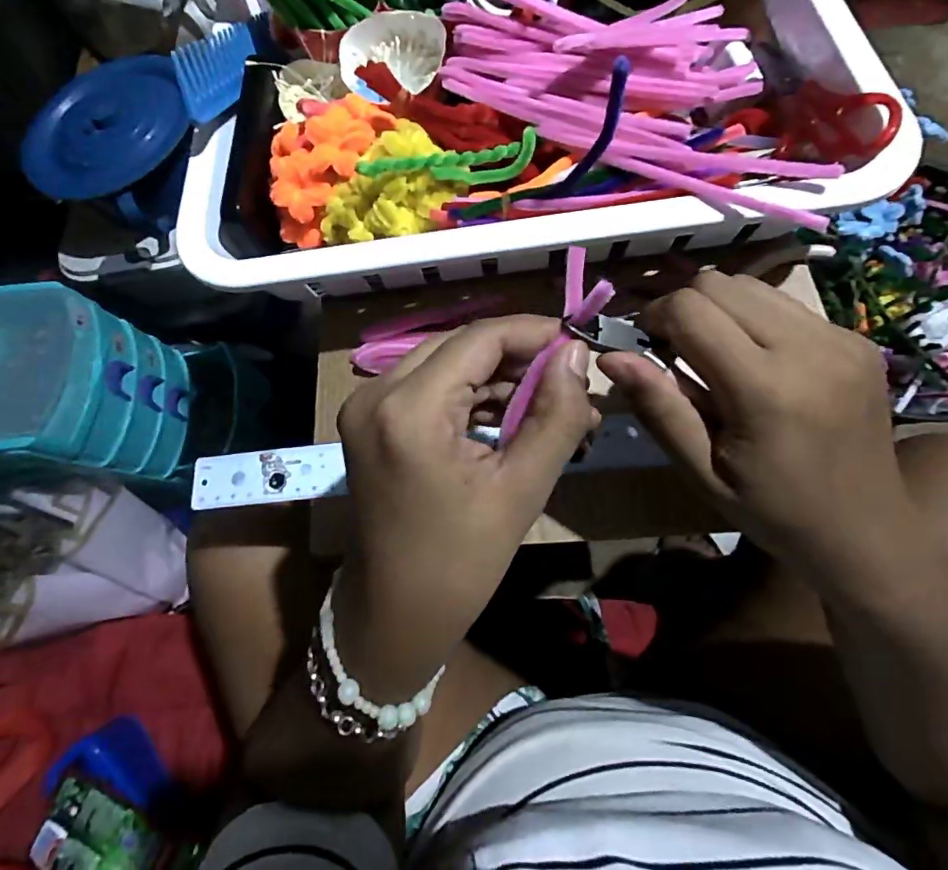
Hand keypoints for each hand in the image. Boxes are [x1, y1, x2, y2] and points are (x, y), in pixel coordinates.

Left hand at [333, 315, 595, 698]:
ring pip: (447, 363)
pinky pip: (430, 387)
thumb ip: (556, 415)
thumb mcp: (521, 489)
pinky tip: (514, 414)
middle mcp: (377, 393)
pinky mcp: (371, 420)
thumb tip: (575, 354)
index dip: (534, 333)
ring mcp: (368, 405)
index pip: (480, 338)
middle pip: (461, 346)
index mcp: (409, 408)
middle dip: (520, 356)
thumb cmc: (459, 563)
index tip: (579, 345)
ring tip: (554, 401)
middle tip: (571, 379)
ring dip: (499, 376)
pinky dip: (472, 394)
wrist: (392, 615)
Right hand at [598, 271, 911, 557]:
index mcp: (766, 389)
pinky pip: (786, 304)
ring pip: (751, 286)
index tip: (648, 346)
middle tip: (677, 349)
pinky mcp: (857, 338)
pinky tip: (759, 359)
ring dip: (720, 309)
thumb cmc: (773, 511)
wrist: (866, 529)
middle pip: (718, 284)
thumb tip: (610, 356)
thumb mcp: (702, 472)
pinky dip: (756, 320)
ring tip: (716, 353)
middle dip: (684, 307)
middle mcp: (809, 349)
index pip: (690, 309)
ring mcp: (840, 338)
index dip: (655, 318)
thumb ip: (659, 408)